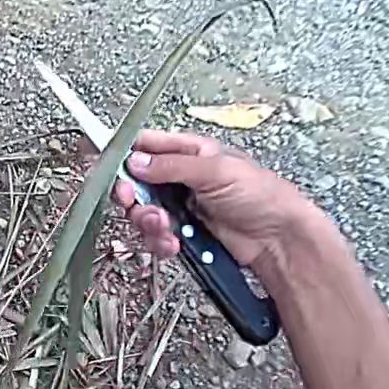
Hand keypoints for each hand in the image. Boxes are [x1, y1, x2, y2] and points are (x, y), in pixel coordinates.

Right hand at [110, 130, 322, 265]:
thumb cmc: (260, 196)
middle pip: (136, 183)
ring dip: (148, 223)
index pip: (146, 146)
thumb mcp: (216, 171)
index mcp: (189, 152)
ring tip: (166, 228)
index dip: (125, 155)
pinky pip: (155, 236)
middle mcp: (179, 178)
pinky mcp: (181, 232)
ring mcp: (178, 207)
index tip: (112, 169)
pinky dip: (160, 242)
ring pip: (142, 213)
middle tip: (134, 203)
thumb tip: (134, 162)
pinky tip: (175, 243)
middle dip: (132, 196)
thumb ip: (172, 167)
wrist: (277, 240)